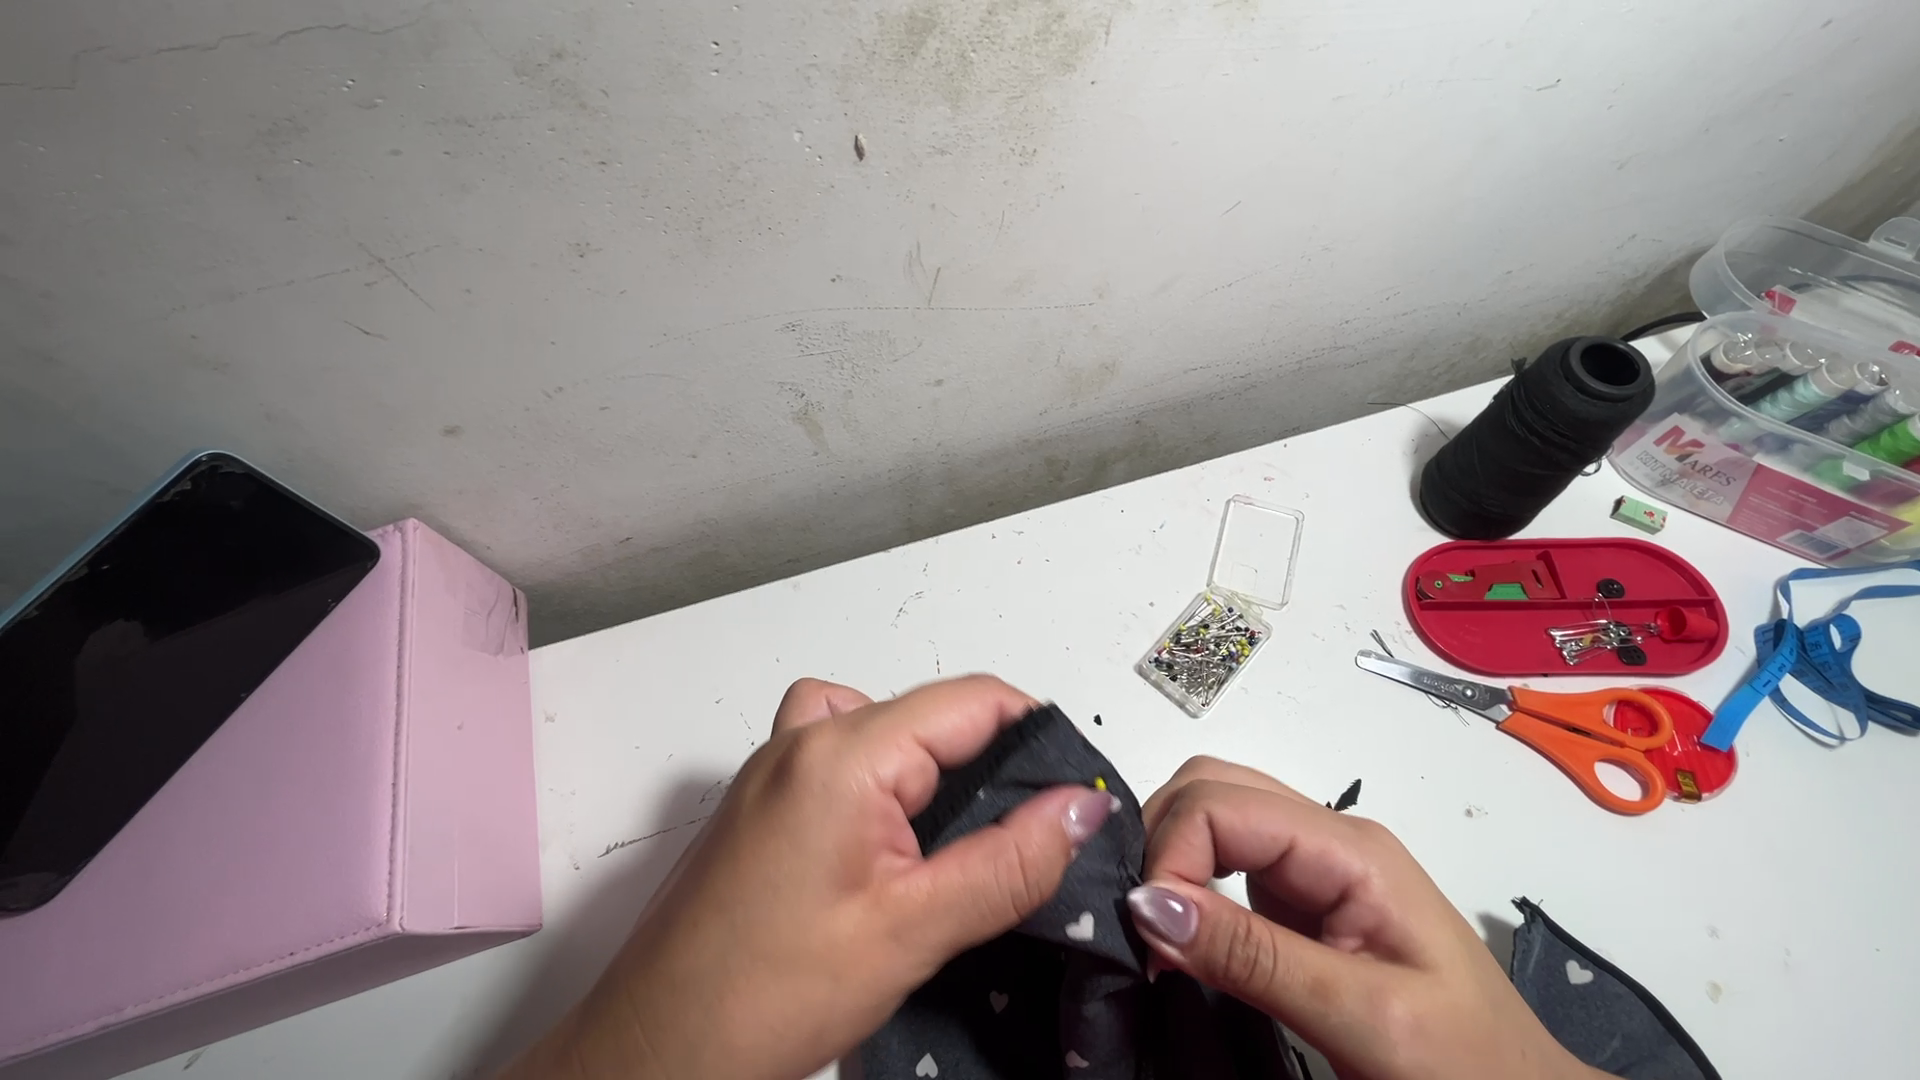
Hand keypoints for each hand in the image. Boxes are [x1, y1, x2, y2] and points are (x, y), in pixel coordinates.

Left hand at [502, 675, 1112, 1079]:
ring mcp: (778, 762)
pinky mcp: (767, 794)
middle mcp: (806, 736)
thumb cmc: (766, 994)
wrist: (651, 1053)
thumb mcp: (911, 930)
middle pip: (930, 713)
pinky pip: (842, 750)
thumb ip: (1008, 863)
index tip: (1072, 788)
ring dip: (934, 768)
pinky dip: (882, 775)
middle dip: (991, 763)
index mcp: (844, 751)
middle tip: (1028, 833)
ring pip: (886, 726)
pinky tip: (887, 835)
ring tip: (954, 839)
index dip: (1034, 733)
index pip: (970, 701)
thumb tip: (1083, 805)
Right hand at [1125, 757, 1607, 1079]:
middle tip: (1142, 922)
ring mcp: (1311, 863)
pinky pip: (1223, 858)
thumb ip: (1252, 956)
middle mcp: (1324, 835)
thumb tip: (1145, 903)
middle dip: (1160, 840)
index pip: (1221, 804)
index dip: (1170, 855)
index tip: (1147, 935)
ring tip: (1156, 927)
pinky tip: (1182, 929)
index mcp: (1347, 847)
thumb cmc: (1469, 1068)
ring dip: (1169, 856)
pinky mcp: (1297, 895)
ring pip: (1212, 814)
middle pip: (1211, 787)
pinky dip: (1185, 880)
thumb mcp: (1365, 1019)